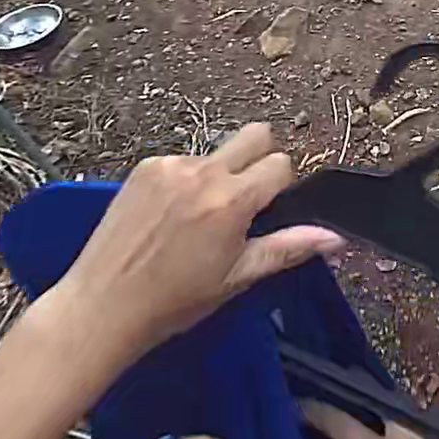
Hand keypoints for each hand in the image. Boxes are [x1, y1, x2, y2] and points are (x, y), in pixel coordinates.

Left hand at [47, 122, 343, 361]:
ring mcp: (172, 164)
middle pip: (255, 133)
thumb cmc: (174, 301)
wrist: (103, 304)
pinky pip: (181, 160)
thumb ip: (287, 248)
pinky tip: (168, 214)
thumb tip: (334, 237)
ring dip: (218, 173)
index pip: (280, 163)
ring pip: (216, 152)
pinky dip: (184, 179)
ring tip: (196, 216)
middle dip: (261, 155)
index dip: (280, 185)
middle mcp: (205, 172)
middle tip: (246, 193)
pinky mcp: (146, 165)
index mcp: (233, 201)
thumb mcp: (236, 278)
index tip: (266, 208)